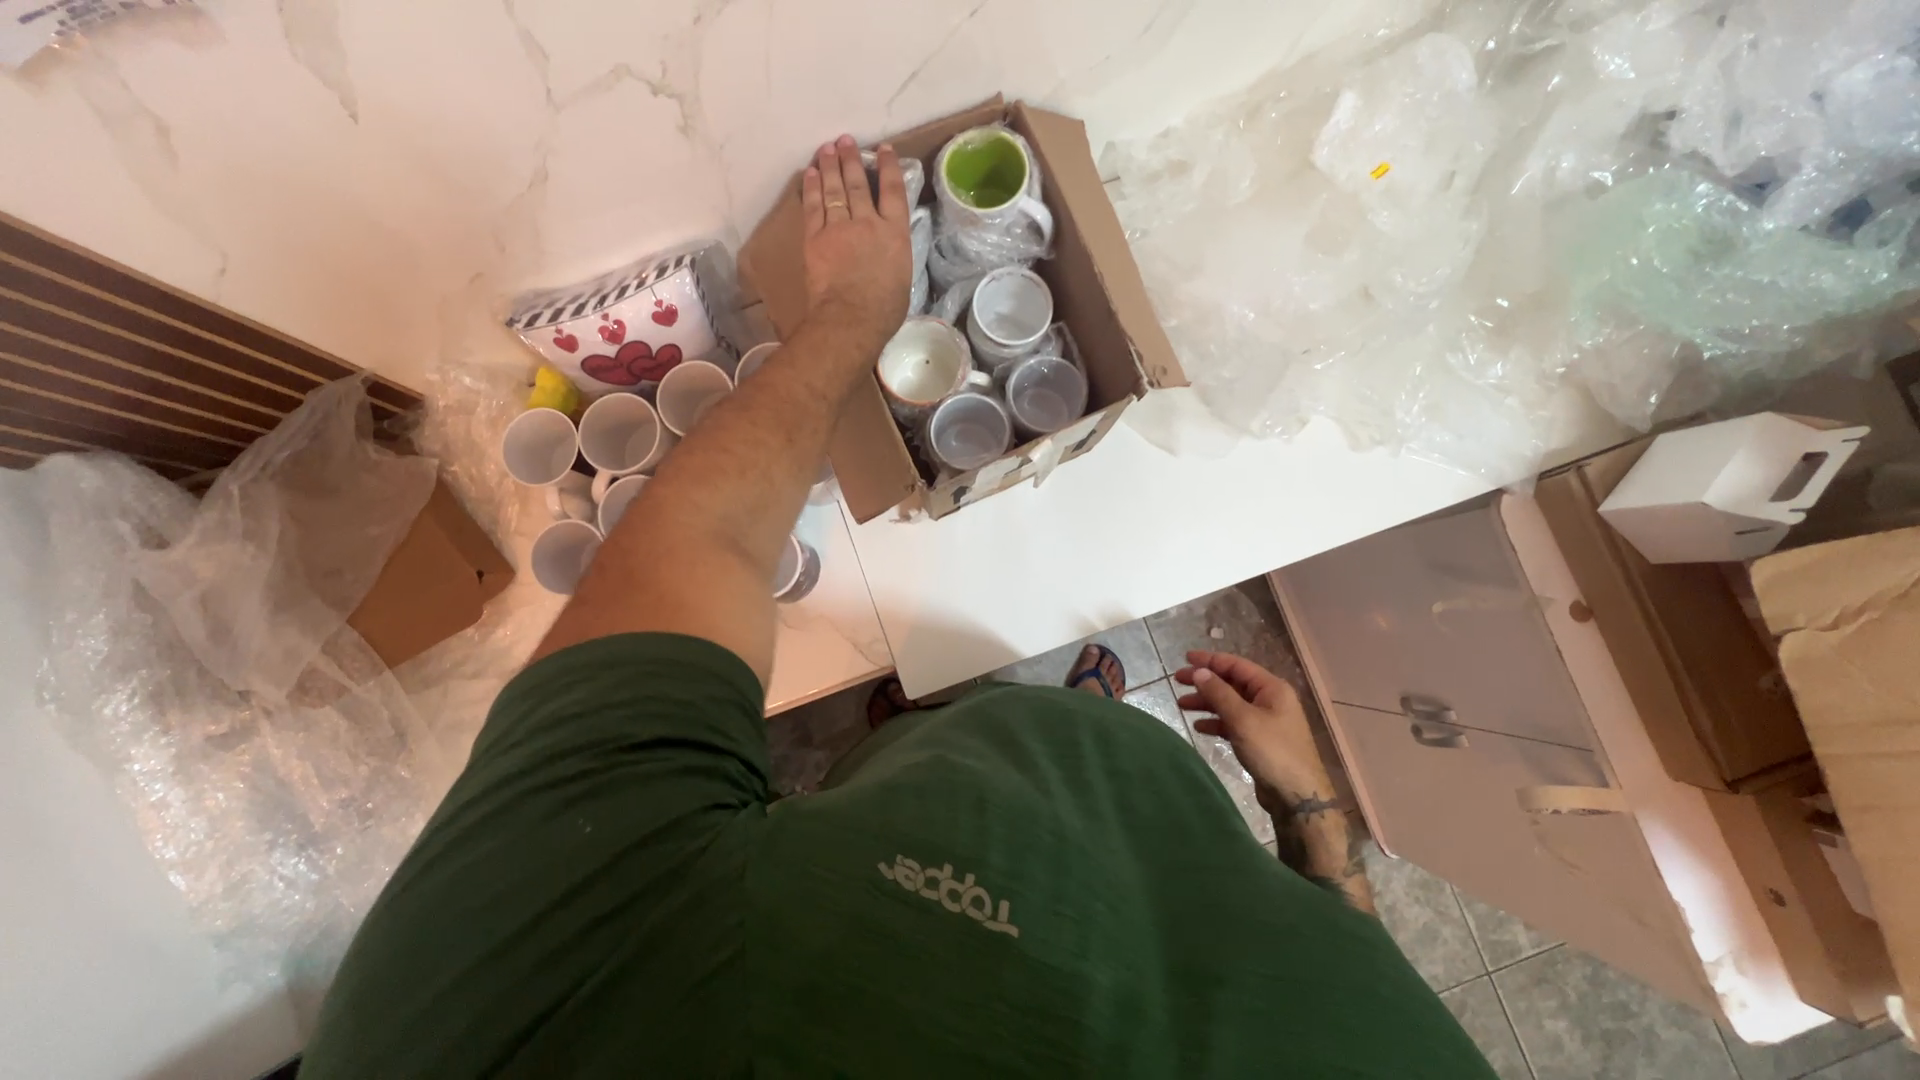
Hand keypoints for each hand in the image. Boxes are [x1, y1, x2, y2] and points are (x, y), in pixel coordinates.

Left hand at [801, 135, 912, 350]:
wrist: (851, 319)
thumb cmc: (884, 310)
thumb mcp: (903, 279)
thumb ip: (895, 256)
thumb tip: (889, 251)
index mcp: (895, 234)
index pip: (894, 191)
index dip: (888, 167)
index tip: (884, 149)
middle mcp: (868, 223)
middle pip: (859, 184)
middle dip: (852, 159)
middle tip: (846, 141)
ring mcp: (840, 228)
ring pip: (834, 189)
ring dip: (831, 166)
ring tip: (828, 148)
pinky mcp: (816, 238)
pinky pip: (813, 206)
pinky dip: (812, 187)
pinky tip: (811, 173)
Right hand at [1174, 650, 1332, 802]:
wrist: (1296, 795)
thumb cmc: (1272, 751)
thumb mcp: (1242, 719)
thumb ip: (1219, 693)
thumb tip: (1199, 672)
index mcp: (1271, 688)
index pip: (1236, 665)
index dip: (1210, 661)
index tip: (1185, 659)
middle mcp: (1270, 700)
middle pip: (1232, 683)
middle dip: (1205, 682)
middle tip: (1178, 681)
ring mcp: (1265, 720)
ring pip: (1230, 704)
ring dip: (1207, 703)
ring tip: (1182, 704)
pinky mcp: (1259, 740)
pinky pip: (1233, 723)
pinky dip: (1216, 722)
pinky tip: (1200, 727)